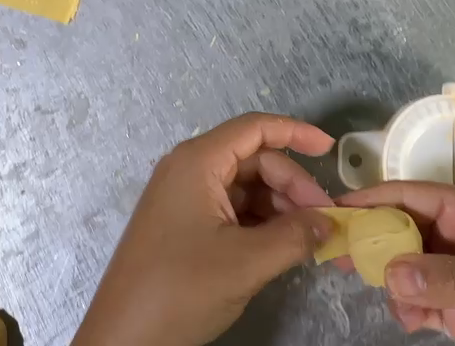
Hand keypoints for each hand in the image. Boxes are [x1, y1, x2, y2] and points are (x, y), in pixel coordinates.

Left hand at [72, 113, 337, 345]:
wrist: (123, 337)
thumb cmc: (180, 288)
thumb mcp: (245, 263)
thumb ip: (292, 237)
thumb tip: (328, 222)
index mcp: (199, 161)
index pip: (254, 129)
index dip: (295, 133)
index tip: (331, 149)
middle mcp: (190, 168)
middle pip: (254, 160)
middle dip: (293, 185)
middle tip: (326, 222)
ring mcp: (185, 196)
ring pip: (245, 186)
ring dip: (280, 207)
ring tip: (311, 239)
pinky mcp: (185, 224)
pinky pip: (232, 209)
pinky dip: (261, 222)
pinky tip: (284, 246)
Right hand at [339, 183, 454, 345]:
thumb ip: (449, 278)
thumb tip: (387, 271)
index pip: (413, 195)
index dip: (374, 198)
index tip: (335, 210)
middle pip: (404, 228)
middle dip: (372, 237)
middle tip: (335, 253)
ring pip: (408, 266)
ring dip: (388, 276)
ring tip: (371, 290)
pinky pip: (423, 303)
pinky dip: (407, 309)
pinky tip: (406, 320)